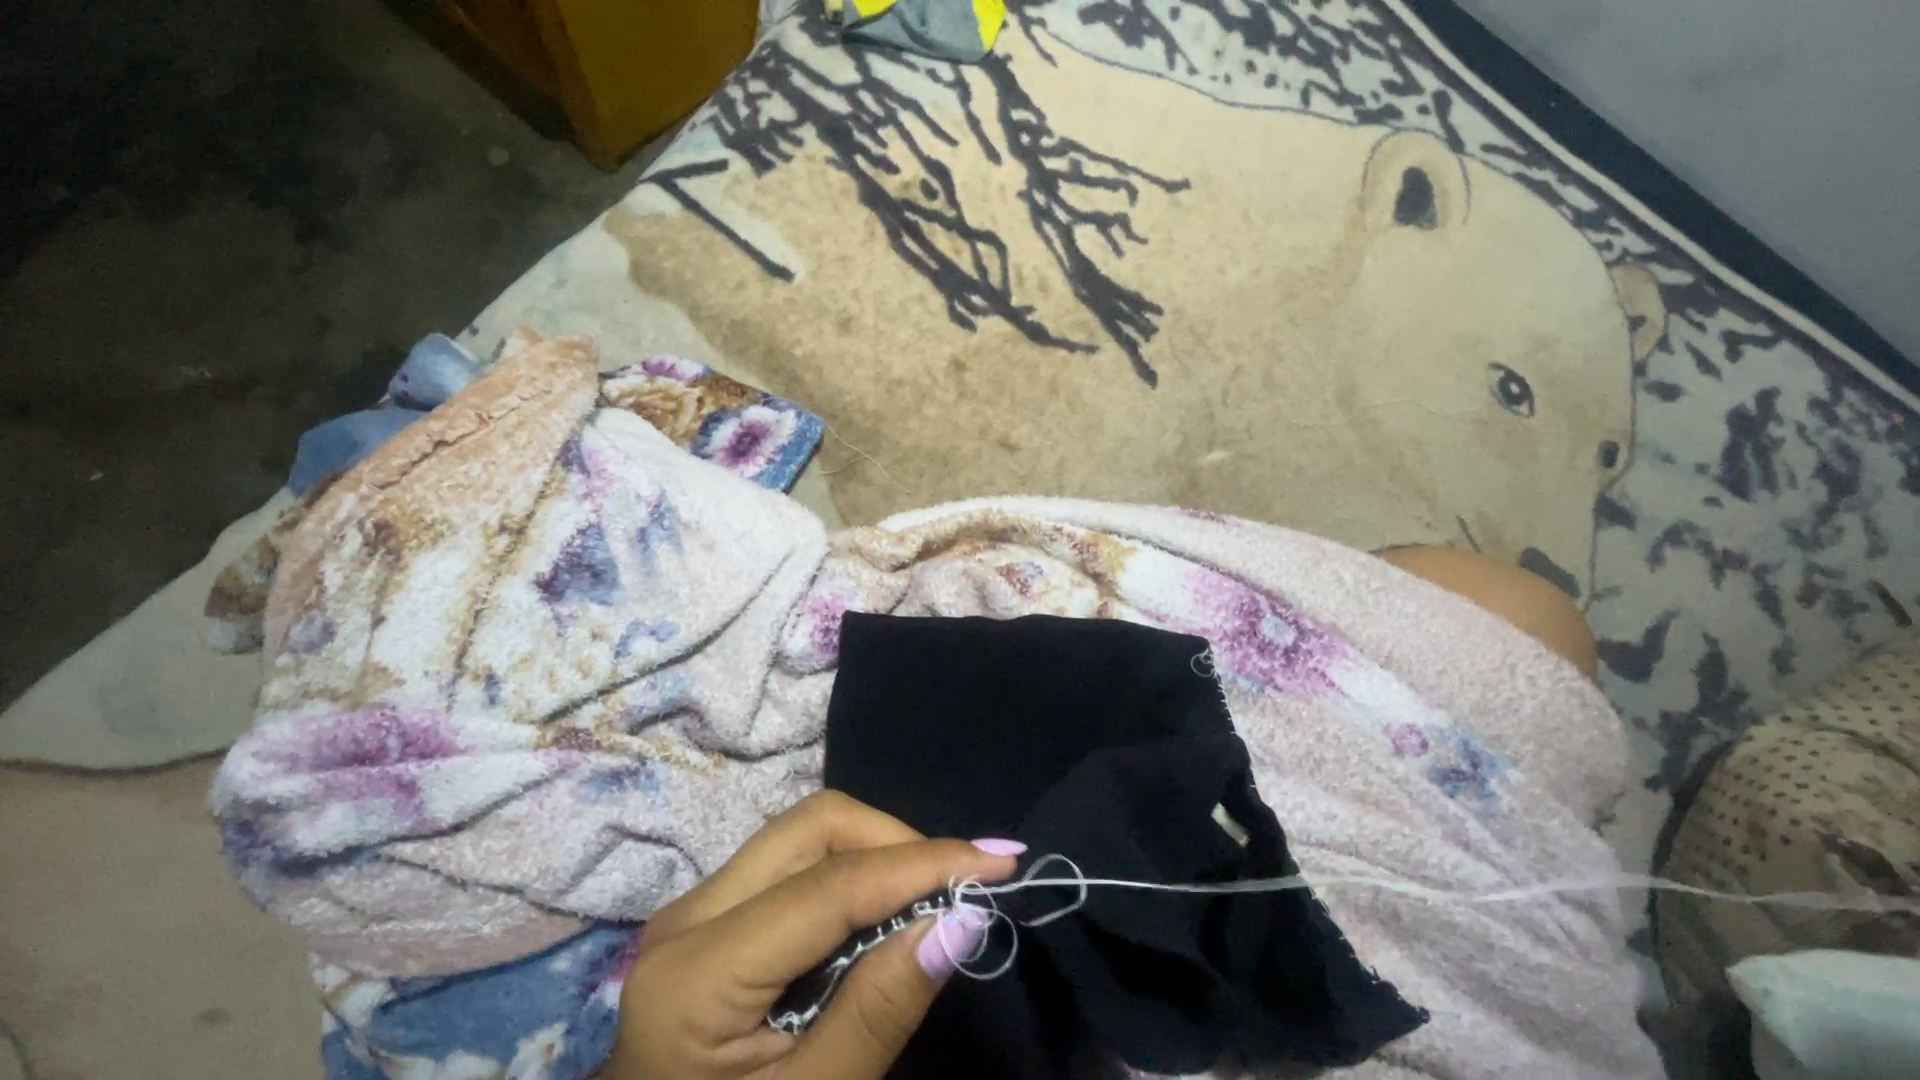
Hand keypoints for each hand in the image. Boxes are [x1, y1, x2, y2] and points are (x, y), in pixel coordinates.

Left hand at [607, 791, 1022, 1079]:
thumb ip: (880, 1011)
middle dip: (898, 842)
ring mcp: (693, 909)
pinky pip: (791, 862)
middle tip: (961, 887)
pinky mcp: (708, 916)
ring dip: (877, 851)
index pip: (831, 885)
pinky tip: (883, 911)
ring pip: (802, 833)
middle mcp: (688, 915)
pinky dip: (850, 871)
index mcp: (700, 972)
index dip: (922, 864)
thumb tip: (963, 919)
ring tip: (931, 898)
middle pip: (812, 826)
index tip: (1002, 862)